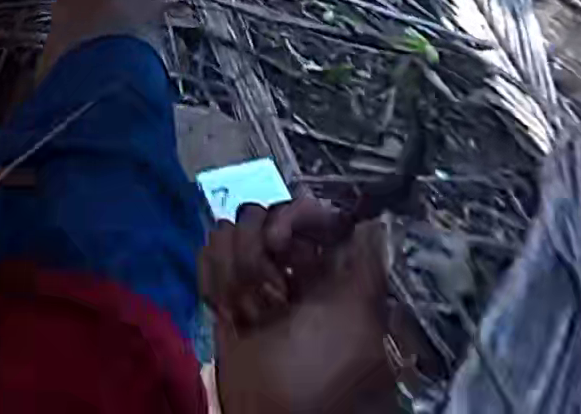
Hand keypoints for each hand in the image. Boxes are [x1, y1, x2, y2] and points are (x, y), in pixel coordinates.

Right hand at [200, 199, 394, 413]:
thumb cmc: (319, 373)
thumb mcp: (355, 323)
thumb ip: (365, 266)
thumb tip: (374, 220)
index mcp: (327, 266)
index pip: (303, 208)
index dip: (287, 216)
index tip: (279, 245)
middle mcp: (290, 263)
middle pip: (257, 215)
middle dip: (254, 255)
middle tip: (269, 297)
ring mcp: (253, 273)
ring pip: (227, 232)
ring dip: (232, 275)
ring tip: (248, 315)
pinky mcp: (222, 284)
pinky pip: (206, 251)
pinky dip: (211, 280)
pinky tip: (226, 312)